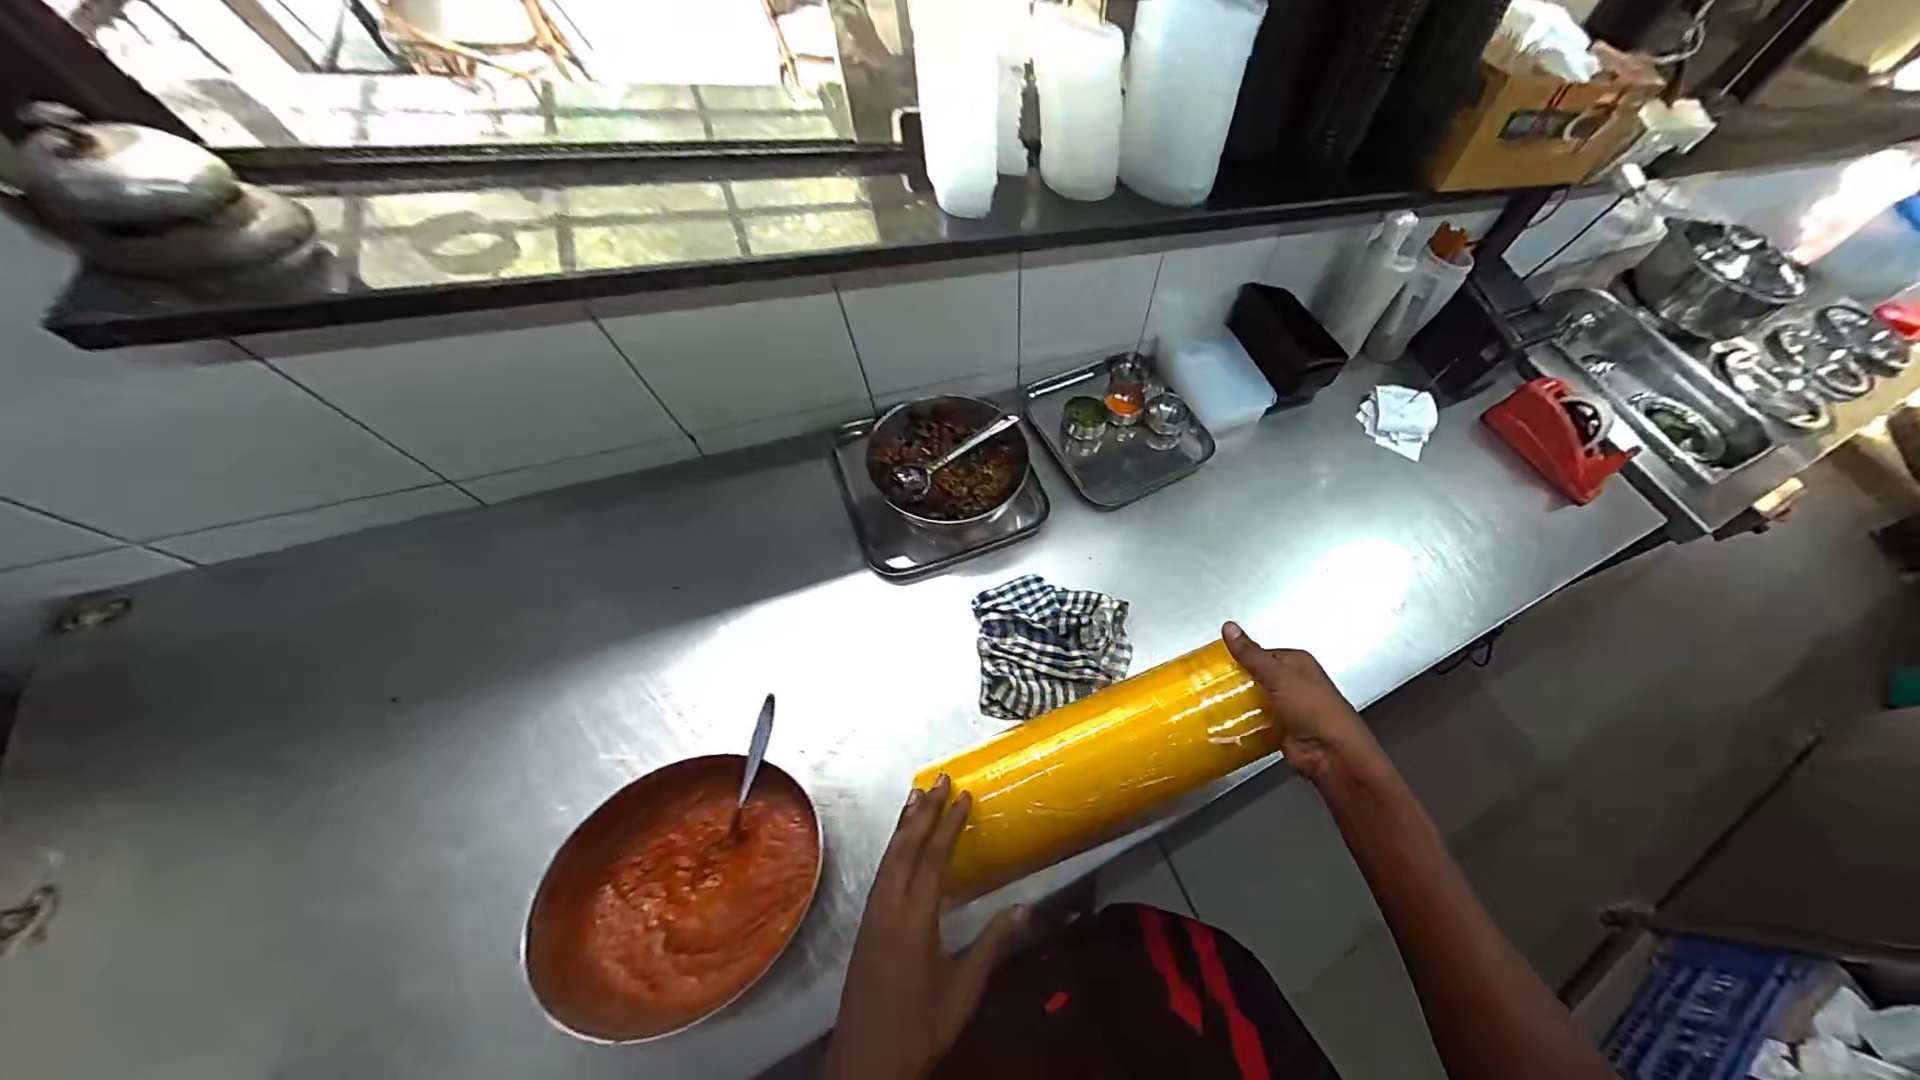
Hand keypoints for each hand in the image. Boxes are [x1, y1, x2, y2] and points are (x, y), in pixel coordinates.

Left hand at [826, 775, 1027, 1079]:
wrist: (865, 1062)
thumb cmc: (920, 1027)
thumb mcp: (963, 991)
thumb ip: (992, 946)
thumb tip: (1025, 908)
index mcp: (913, 918)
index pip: (934, 858)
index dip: (950, 824)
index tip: (963, 795)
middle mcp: (888, 905)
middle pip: (906, 847)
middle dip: (924, 810)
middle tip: (940, 779)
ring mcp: (873, 913)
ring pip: (889, 855)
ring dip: (905, 823)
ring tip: (918, 795)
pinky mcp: (866, 922)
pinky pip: (882, 869)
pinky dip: (894, 845)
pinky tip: (901, 841)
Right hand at [1222, 621, 1385, 785]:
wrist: (1331, 754)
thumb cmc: (1314, 709)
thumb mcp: (1278, 675)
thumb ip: (1251, 653)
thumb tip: (1229, 627)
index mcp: (1296, 663)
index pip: (1260, 652)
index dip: (1239, 656)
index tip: (1217, 661)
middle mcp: (1292, 683)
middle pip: (1254, 677)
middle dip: (1235, 681)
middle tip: (1211, 682)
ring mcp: (1285, 707)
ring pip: (1252, 700)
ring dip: (1237, 703)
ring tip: (1211, 701)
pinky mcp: (1279, 728)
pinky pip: (1254, 721)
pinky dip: (1242, 721)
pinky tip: (1224, 720)